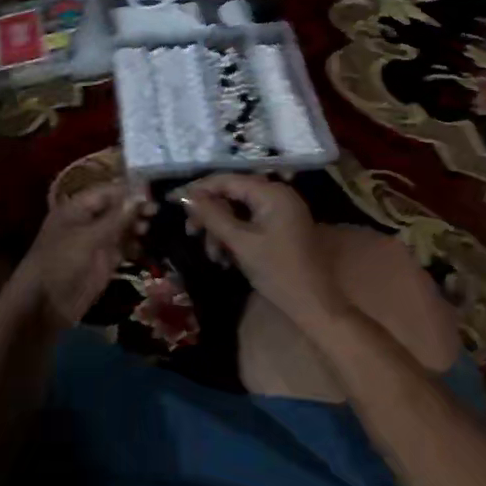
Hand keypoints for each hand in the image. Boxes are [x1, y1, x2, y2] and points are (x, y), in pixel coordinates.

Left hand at [1, 183, 150, 326]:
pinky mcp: (104, 262)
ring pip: (121, 228)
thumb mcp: (88, 237)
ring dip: (136, 226)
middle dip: (134, 209)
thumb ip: (116, 218)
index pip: (106, 192)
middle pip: (115, 209)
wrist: (45, 302)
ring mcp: (96, 242)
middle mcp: (87, 221)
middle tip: (156, 212)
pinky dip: (135, 245)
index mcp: (76, 208)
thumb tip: (140, 196)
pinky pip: (122, 248)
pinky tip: (147, 245)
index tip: (152, 192)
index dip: (127, 191)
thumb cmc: (61, 262)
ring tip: (150, 229)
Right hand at [181, 174, 346, 326]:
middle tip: (191, 232)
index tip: (173, 201)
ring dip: (220, 229)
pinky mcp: (281, 227)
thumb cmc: (277, 271)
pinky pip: (249, 222)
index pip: (227, 180)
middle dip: (210, 214)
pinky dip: (234, 236)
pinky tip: (224, 257)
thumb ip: (211, 215)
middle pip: (232, 194)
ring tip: (212, 254)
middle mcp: (278, 195)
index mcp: (272, 193)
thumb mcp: (239, 242)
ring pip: (238, 210)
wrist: (313, 305)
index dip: (198, 189)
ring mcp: (281, 212)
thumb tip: (185, 196)